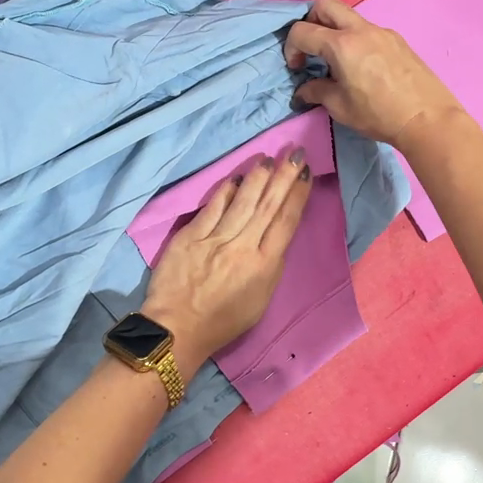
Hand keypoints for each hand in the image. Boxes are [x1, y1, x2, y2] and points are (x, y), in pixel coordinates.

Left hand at [142, 151, 312, 366]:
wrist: (177, 329)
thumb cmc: (222, 322)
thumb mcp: (260, 301)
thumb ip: (269, 265)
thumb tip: (273, 234)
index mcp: (264, 266)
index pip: (285, 222)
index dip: (297, 196)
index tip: (305, 174)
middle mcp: (242, 248)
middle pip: (267, 205)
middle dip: (282, 177)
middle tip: (293, 153)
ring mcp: (214, 240)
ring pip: (241, 201)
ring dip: (256, 178)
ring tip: (266, 159)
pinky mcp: (189, 236)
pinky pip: (211, 208)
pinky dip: (225, 192)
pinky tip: (235, 179)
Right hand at [282, 0, 463, 148]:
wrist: (427, 119)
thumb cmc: (379, 115)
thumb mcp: (340, 107)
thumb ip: (316, 92)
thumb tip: (304, 90)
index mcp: (342, 45)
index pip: (302, 31)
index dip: (291, 48)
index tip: (297, 68)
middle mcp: (361, 30)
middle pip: (325, 4)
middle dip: (310, 21)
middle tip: (312, 48)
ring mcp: (382, 31)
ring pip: (349, 16)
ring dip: (334, 30)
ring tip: (337, 61)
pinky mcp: (397, 40)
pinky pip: (367, 30)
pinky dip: (355, 40)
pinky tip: (362, 67)